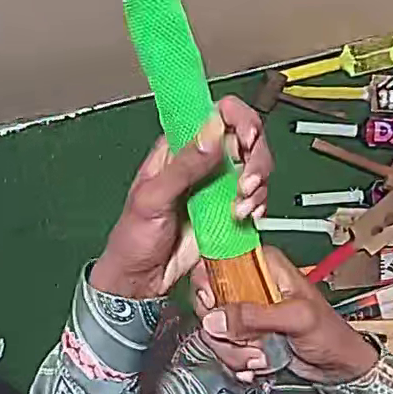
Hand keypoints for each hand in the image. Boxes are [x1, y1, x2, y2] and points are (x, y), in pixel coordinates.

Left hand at [91, 96, 273, 299]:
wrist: (142, 279)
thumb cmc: (133, 236)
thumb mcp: (152, 197)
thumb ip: (183, 165)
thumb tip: (212, 131)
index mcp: (178, 147)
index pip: (215, 114)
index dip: (237, 118)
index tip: (245, 138)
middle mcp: (202, 161)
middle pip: (246, 138)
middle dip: (256, 157)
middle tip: (246, 183)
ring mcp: (218, 185)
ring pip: (255, 167)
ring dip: (257, 185)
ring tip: (240, 207)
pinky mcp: (228, 209)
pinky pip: (255, 197)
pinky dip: (258, 205)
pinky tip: (246, 217)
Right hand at [190, 247, 379, 383]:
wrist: (338, 366)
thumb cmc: (330, 333)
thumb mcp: (297, 318)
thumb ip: (255, 316)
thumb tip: (215, 319)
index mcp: (262, 264)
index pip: (216, 259)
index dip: (207, 282)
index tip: (213, 304)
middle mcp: (248, 284)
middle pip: (207, 298)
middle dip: (223, 328)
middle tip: (247, 340)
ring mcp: (244, 310)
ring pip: (212, 328)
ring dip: (235, 350)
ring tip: (262, 355)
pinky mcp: (243, 333)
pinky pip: (222, 345)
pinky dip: (237, 360)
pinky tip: (258, 364)